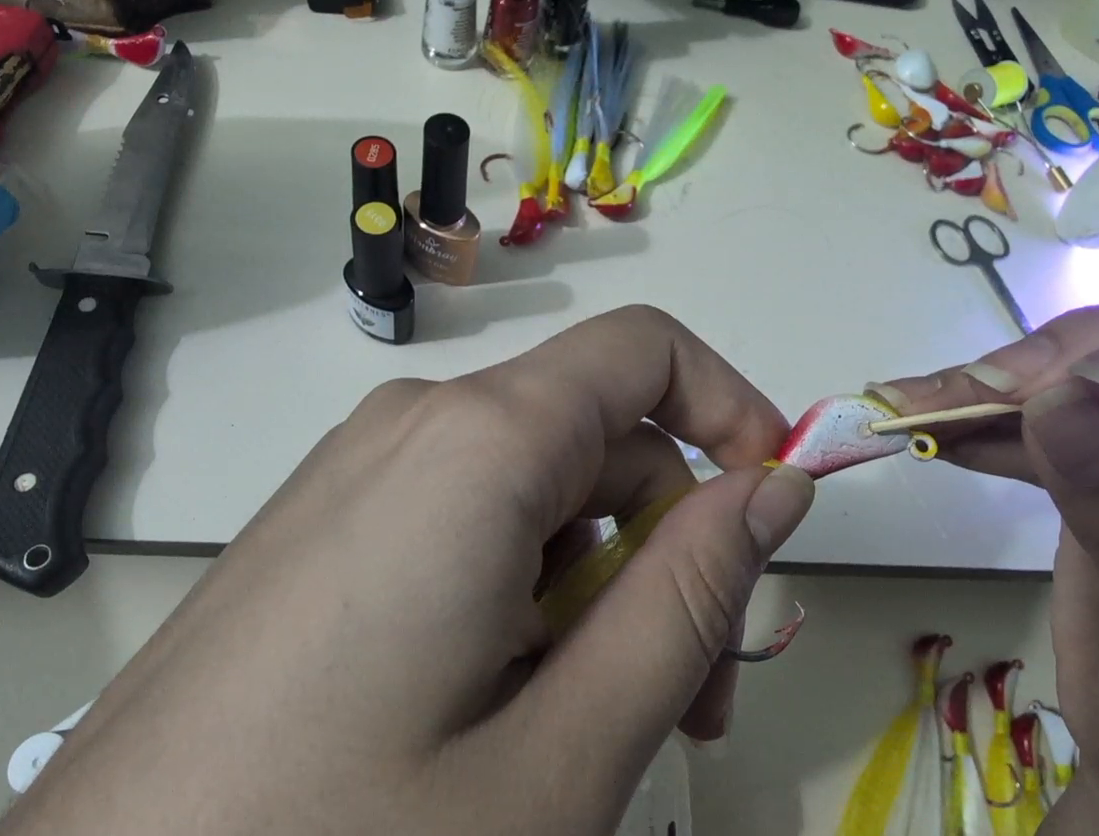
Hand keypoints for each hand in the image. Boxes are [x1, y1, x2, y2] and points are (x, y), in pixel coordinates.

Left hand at [0, 306, 810, 835]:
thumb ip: (687, 600)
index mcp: (475, 444)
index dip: (733, 413)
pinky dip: (522, 593)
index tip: (771, 524)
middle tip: (689, 699)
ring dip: (597, 587)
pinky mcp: (325, 527)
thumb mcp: (563, 747)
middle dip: (668, 546)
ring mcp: (357, 474)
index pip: (646, 351)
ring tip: (590, 727)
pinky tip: (502, 707)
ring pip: (536, 491)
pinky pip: (466, 521)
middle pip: (598, 438)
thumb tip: (773, 488)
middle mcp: (411, 427)